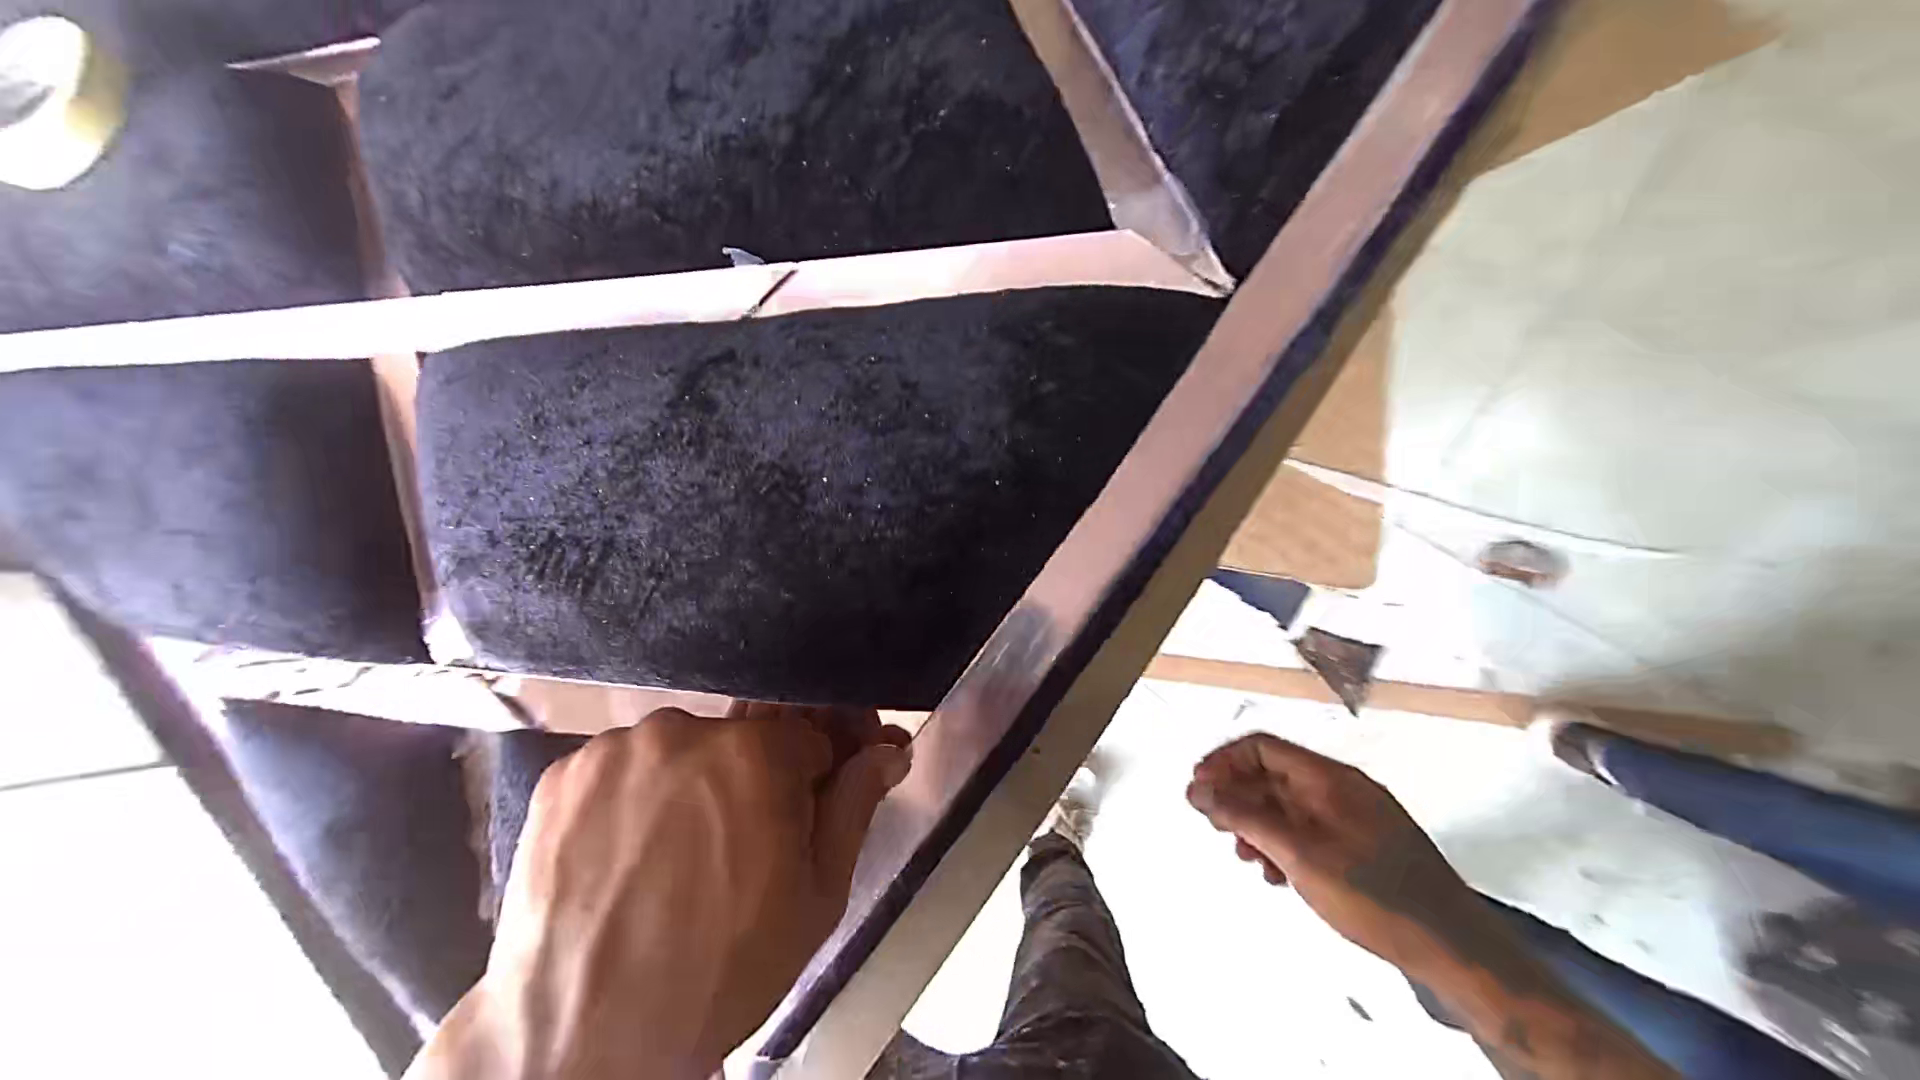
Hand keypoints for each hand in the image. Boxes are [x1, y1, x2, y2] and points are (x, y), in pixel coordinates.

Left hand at [413, 703, 910, 1079]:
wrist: (583, 1039)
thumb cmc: (722, 968)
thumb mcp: (815, 896)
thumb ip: (854, 807)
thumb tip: (887, 753)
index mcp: (758, 752)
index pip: (808, 737)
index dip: (813, 777)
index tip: (803, 812)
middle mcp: (685, 731)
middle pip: (741, 741)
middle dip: (752, 781)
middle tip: (738, 847)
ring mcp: (617, 750)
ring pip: (679, 751)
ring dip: (690, 786)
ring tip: (677, 856)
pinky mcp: (563, 774)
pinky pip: (622, 768)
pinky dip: (633, 797)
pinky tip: (630, 854)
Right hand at [1186, 733, 1479, 971]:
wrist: (1455, 950)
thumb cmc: (1377, 896)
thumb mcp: (1298, 853)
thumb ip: (1244, 816)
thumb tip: (1198, 788)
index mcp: (1329, 777)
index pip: (1261, 746)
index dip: (1223, 762)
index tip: (1198, 789)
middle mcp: (1341, 788)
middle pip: (1272, 775)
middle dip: (1237, 797)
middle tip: (1216, 827)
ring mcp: (1355, 816)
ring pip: (1287, 805)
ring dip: (1258, 825)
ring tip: (1247, 857)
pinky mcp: (1363, 844)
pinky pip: (1308, 829)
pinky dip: (1284, 843)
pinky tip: (1278, 872)